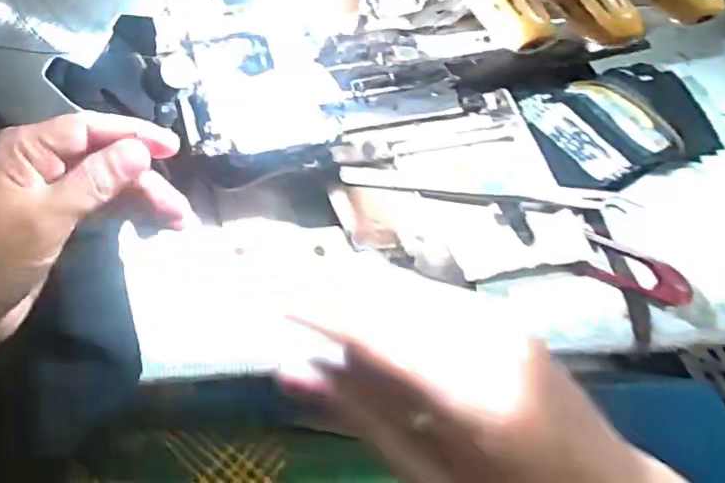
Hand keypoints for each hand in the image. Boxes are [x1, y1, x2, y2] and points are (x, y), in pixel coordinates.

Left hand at [0, 113, 194, 353]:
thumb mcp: (46, 217)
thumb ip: (94, 181)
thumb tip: (138, 148)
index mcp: (26, 146)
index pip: (86, 127)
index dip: (130, 133)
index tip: (171, 145)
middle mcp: (36, 160)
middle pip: (98, 154)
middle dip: (139, 173)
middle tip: (179, 199)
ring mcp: (43, 190)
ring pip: (100, 181)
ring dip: (136, 195)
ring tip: (179, 216)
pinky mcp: (50, 218)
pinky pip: (92, 203)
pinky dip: (119, 209)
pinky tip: (150, 218)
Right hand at [279, 262, 680, 482]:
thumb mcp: (436, 480)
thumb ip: (361, 417)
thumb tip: (286, 367)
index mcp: (471, 389)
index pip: (358, 324)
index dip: (293, 296)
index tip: (240, 279)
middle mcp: (478, 333)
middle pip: (363, 288)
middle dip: (297, 274)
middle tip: (237, 262)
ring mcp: (487, 314)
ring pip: (380, 279)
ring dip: (322, 276)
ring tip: (268, 270)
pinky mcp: (487, 309)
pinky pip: (405, 289)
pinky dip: (357, 288)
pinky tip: (327, 293)